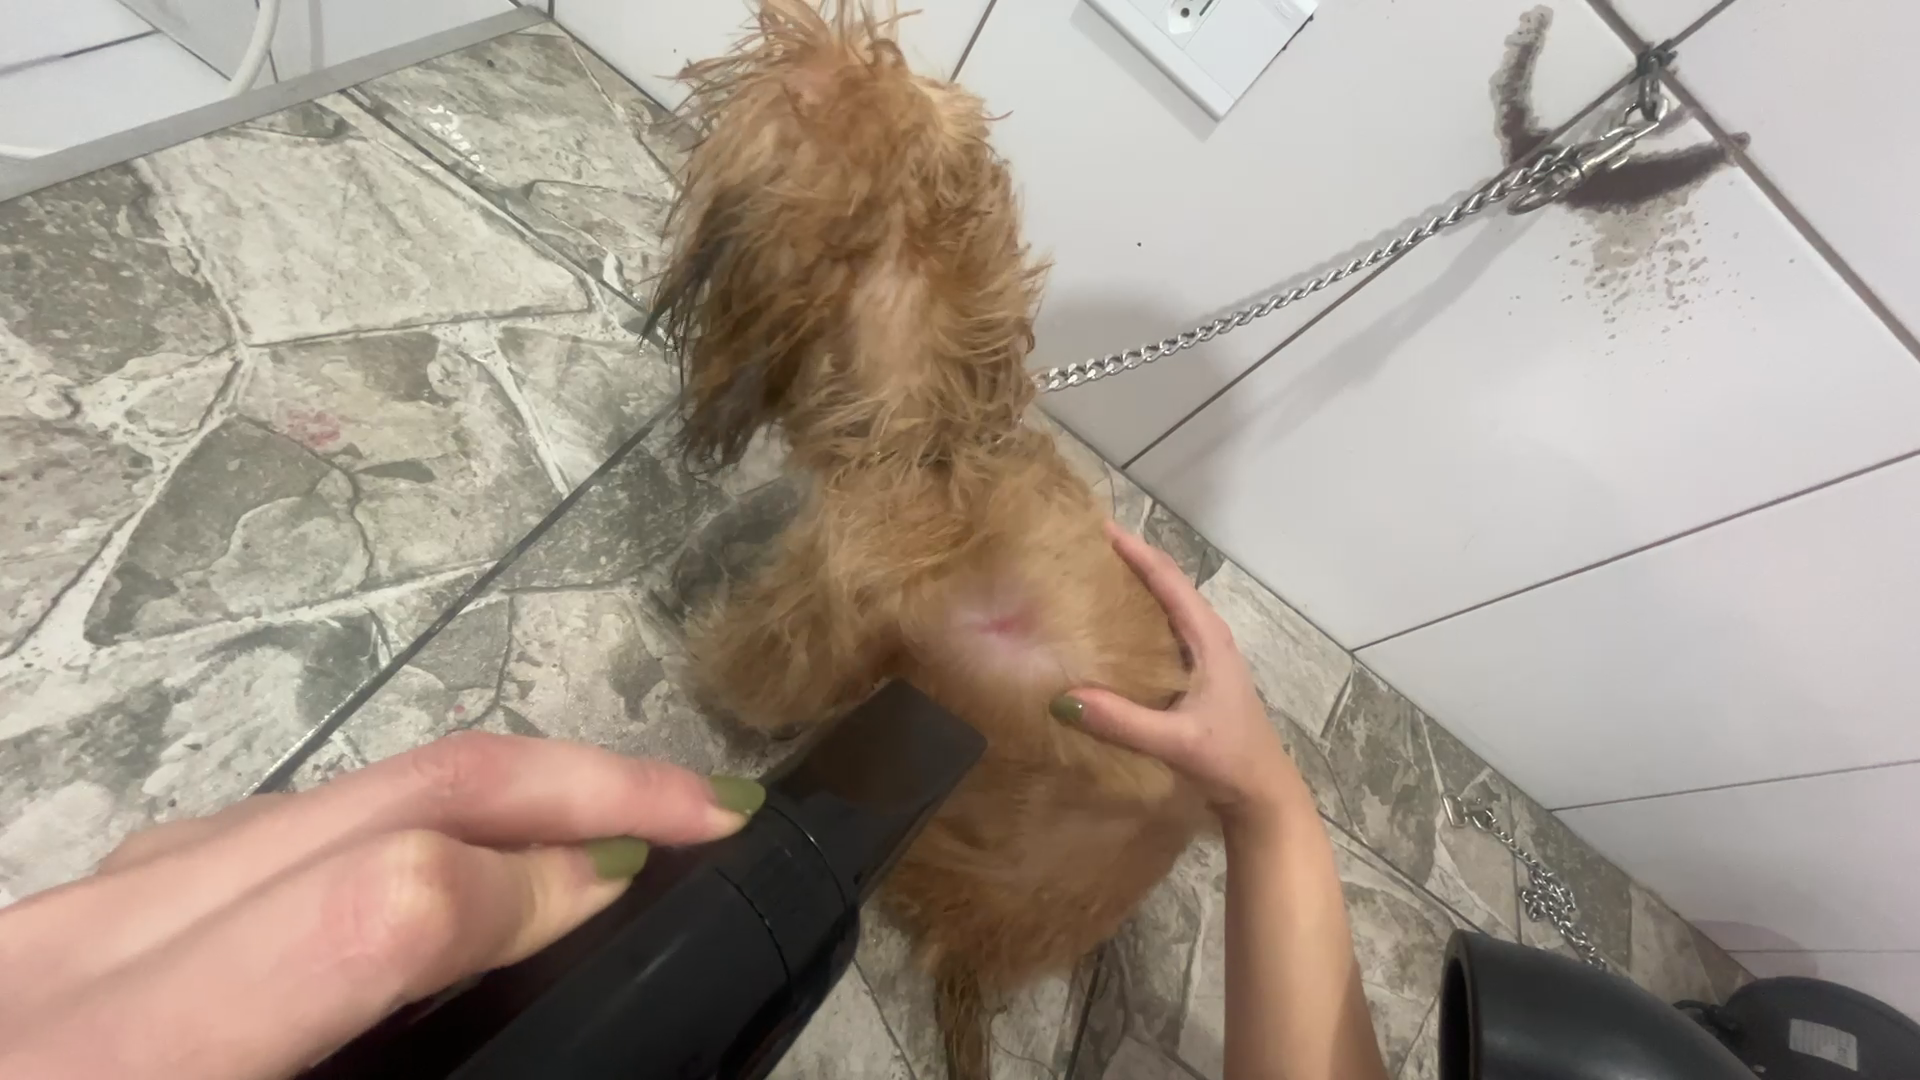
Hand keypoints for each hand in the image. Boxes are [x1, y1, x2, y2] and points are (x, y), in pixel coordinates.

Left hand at [0, 732, 764, 1079]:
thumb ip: (424, 1065)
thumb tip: (584, 1044)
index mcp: (108, 1061)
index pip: (375, 908)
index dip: (541, 885)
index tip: (644, 896)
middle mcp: (99, 942)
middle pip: (413, 789)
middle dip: (596, 783)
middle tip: (714, 810)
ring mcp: (113, 888)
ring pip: (388, 777)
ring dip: (546, 783)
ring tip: (639, 818)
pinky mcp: (134, 879)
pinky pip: (345, 805)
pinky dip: (467, 806)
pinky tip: (514, 848)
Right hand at [1053, 524, 1310, 831]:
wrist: (1264, 796)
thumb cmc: (1229, 761)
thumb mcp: (1176, 742)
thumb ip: (1122, 722)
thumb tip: (1062, 698)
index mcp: (1208, 638)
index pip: (1168, 580)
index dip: (1135, 551)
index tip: (1098, 527)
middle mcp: (1208, 636)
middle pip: (1166, 584)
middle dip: (1130, 559)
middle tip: (1084, 547)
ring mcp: (1203, 654)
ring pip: (1166, 605)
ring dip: (1134, 585)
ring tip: (1091, 575)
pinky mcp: (1196, 673)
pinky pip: (1162, 628)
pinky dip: (1137, 614)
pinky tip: (1109, 626)